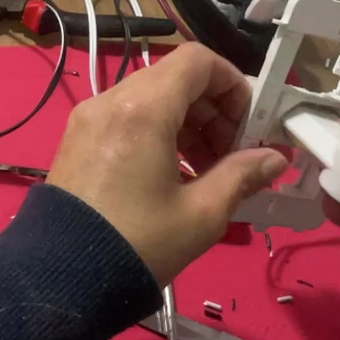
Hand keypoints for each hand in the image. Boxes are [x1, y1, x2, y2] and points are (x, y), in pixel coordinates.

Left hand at [48, 43, 289, 284]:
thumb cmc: (138, 244)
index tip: (247, 123)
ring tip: (205, 169)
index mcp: (142, 109)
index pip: (197, 60)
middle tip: (232, 153)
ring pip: (149, 97)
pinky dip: (157, 131)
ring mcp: (88, 119)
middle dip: (212, 108)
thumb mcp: (201, 214)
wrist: (64, 279)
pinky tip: (172, 173)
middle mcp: (110, 100)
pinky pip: (126, 117)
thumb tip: (275, 158)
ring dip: (187, 122)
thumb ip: (242, 175)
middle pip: (174, 78)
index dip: (232, 83)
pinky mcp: (76, 139)